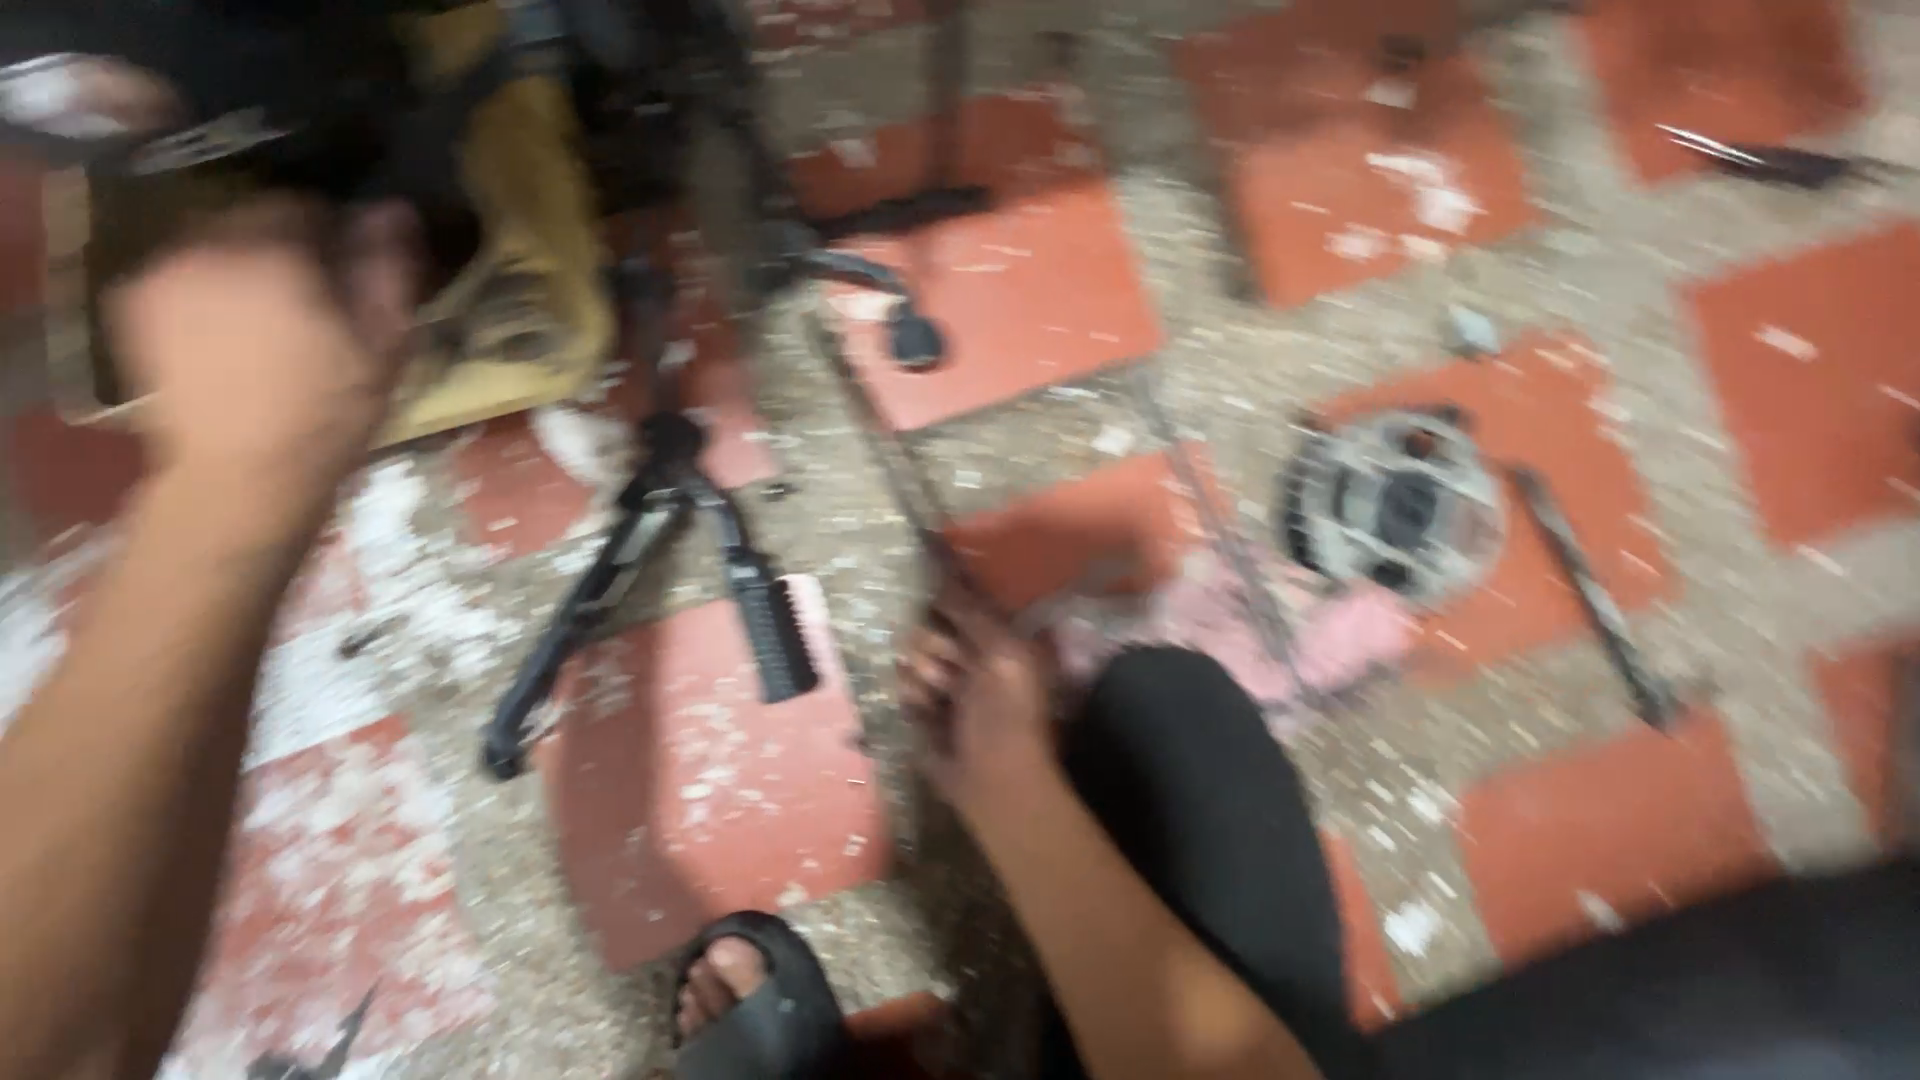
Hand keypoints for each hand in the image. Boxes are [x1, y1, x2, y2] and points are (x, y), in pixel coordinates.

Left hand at [107, 196, 420, 496]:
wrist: (250, 469)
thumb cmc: (334, 409)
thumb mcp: (386, 342)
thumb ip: (388, 269)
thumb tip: (394, 210)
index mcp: (272, 253)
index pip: (303, 204)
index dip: (336, 232)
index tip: (354, 270)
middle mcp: (203, 247)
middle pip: (252, 217)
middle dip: (288, 245)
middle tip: (319, 295)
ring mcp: (160, 273)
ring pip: (213, 242)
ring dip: (248, 263)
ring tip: (277, 315)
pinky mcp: (135, 303)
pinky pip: (182, 270)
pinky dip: (212, 285)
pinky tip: (238, 331)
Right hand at [899, 581, 1058, 821]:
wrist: (995, 779)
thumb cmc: (1008, 713)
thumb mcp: (1003, 653)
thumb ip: (974, 612)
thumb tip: (945, 576)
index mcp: (995, 640)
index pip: (960, 604)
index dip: (942, 596)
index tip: (925, 588)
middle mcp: (968, 657)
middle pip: (928, 628)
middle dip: (933, 643)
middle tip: (952, 667)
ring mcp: (943, 685)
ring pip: (910, 656)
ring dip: (923, 673)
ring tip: (942, 695)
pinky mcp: (921, 711)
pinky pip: (902, 688)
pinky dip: (913, 698)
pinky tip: (925, 710)